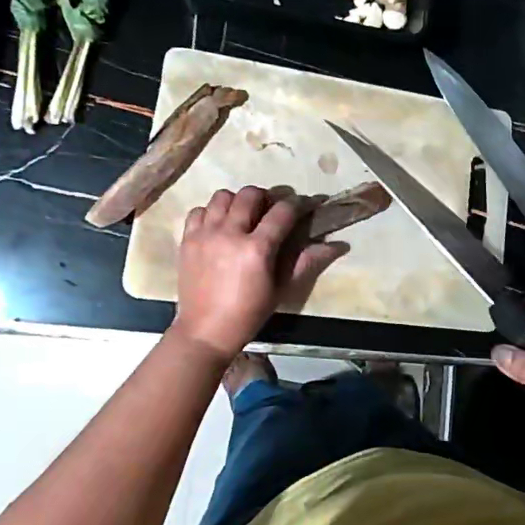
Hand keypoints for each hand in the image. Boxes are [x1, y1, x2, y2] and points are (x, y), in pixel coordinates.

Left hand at [171, 186, 346, 360]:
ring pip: (222, 197)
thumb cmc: (249, 313)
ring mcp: (205, 234)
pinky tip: (218, 227)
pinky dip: (211, 213)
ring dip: (236, 201)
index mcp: (257, 249)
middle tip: (269, 211)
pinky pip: (199, 210)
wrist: (206, 330)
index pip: (282, 212)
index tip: (301, 206)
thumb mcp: (281, 289)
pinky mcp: (187, 239)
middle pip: (250, 194)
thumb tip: (336, 245)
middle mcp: (230, 234)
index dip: (296, 204)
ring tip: (241, 217)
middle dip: (265, 197)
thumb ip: (306, 261)